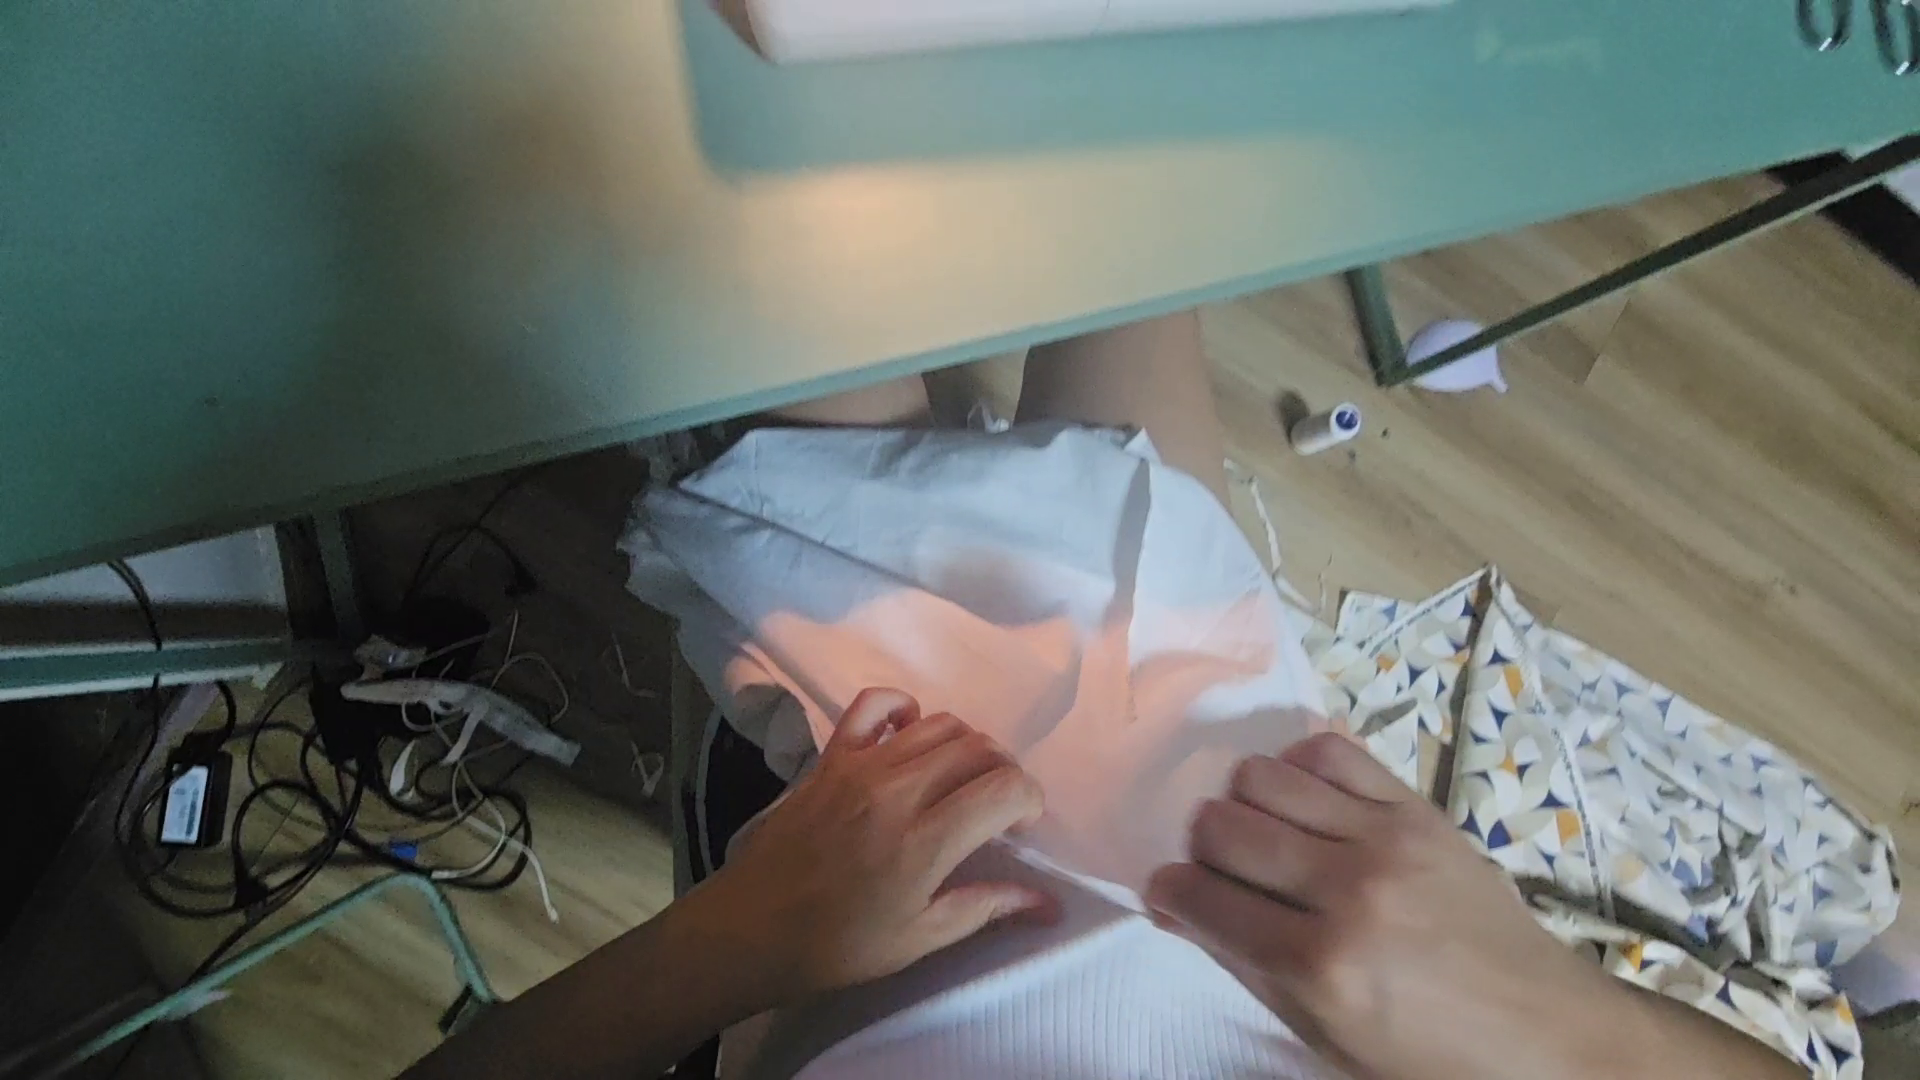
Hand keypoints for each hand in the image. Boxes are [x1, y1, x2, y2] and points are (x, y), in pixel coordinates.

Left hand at [684, 688, 1052, 1005]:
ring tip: (963, 775)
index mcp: (924, 842)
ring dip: (967, 743)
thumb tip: (1048, 902)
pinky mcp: (832, 754)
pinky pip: (874, 704)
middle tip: (1000, 802)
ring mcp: (862, 764)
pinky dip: (903, 707)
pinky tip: (910, 733)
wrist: (750, 928)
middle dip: (1005, 769)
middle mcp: (898, 789)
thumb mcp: (917, 939)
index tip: (1025, 821)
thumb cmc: (837, 945)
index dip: (1029, 798)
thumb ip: (985, 908)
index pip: (1003, 789)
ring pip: (939, 723)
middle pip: (978, 748)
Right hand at [1144, 733, 1628, 1079]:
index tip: (1170, 892)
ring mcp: (1385, 838)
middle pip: (1219, 825)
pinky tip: (1306, 802)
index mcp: (1321, 968)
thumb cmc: (1430, 1058)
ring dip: (1242, 804)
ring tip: (1266, 833)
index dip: (1169, 890)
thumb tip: (1171, 904)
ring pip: (1259, 776)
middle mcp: (1346, 891)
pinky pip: (1326, 750)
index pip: (1200, 897)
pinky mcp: (1416, 807)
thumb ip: (1239, 962)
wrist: (1556, 1039)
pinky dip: (1297, 767)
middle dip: (1201, 848)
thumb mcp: (1325, 1038)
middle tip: (1222, 870)